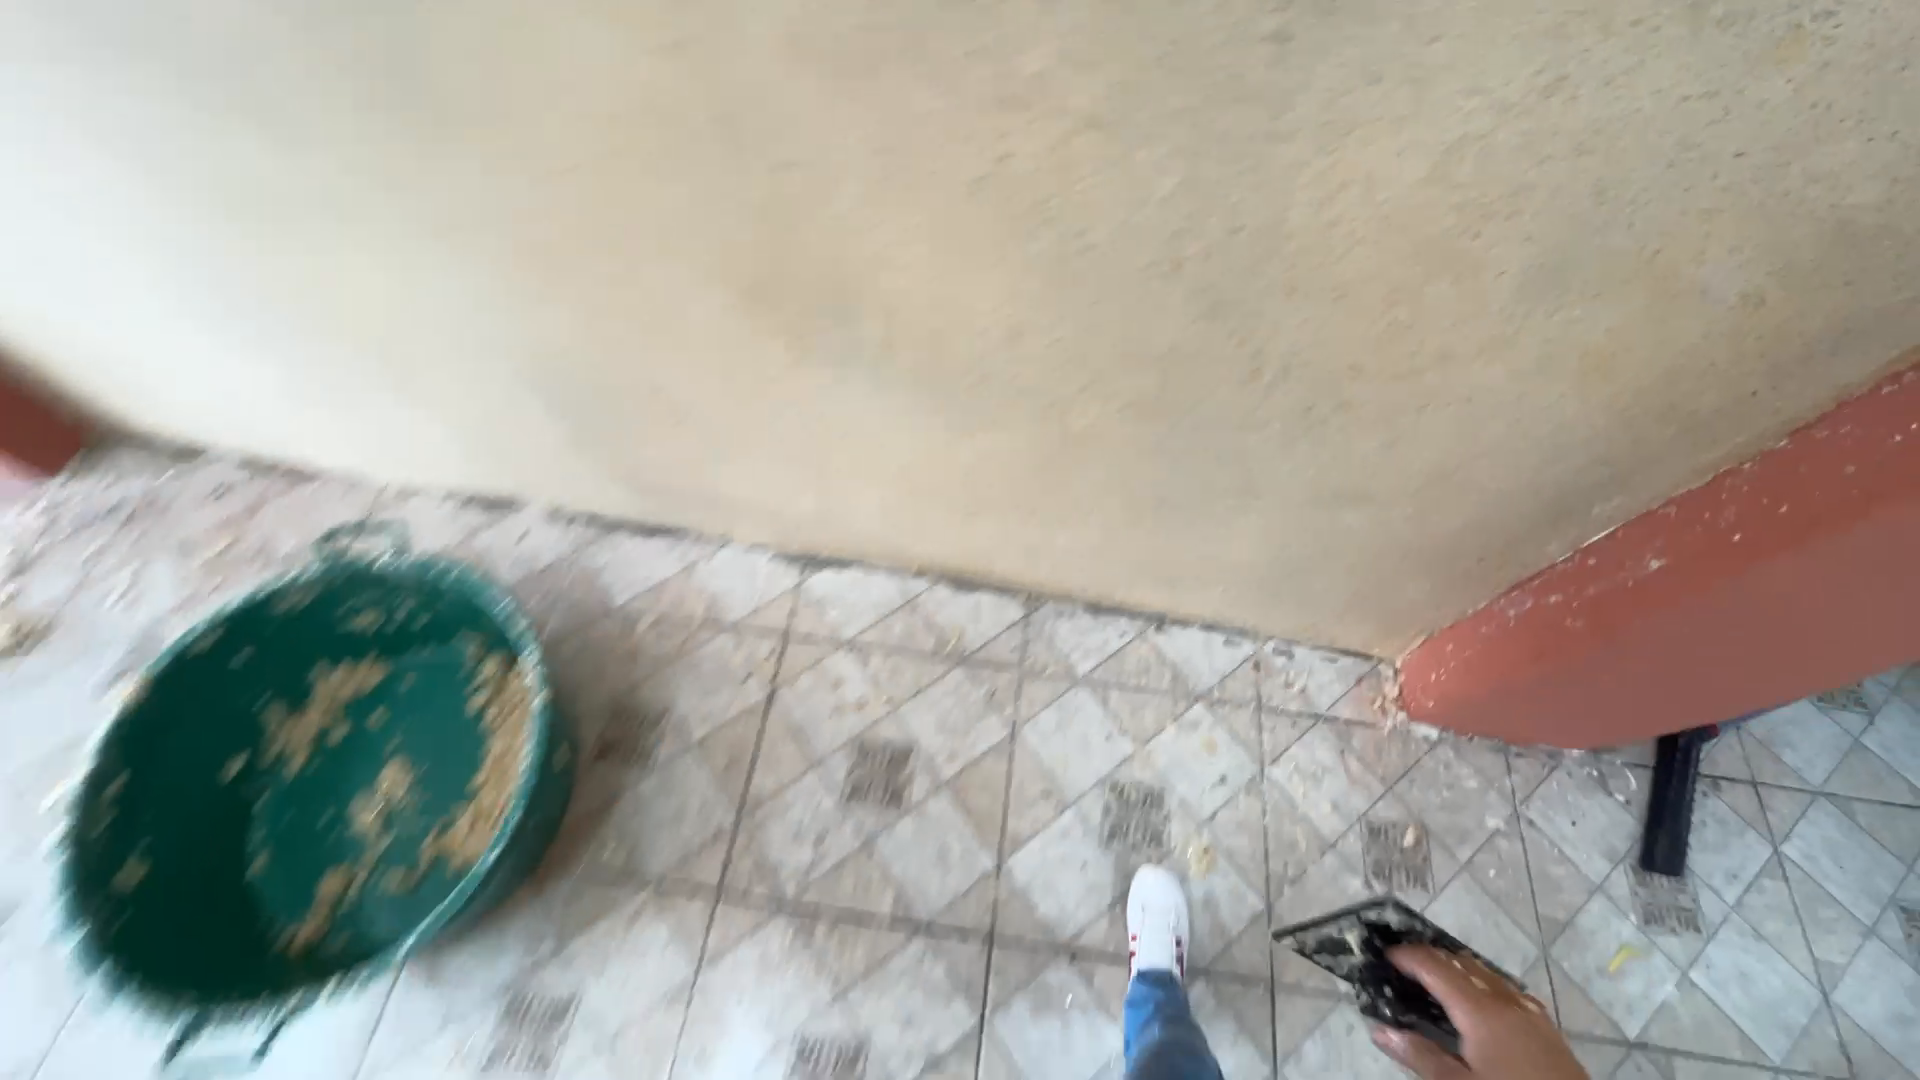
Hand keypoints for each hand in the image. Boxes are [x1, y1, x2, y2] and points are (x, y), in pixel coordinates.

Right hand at [1370, 945, 1587, 1079]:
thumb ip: (1421, 1056)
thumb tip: (1379, 1030)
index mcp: (1481, 1011)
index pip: (1436, 967)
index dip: (1408, 956)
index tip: (1384, 955)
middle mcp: (1506, 1002)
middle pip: (1463, 963)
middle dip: (1431, 958)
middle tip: (1404, 965)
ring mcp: (1532, 1015)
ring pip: (1487, 974)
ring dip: (1458, 969)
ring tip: (1436, 979)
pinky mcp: (1548, 1031)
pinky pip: (1507, 991)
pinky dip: (1482, 985)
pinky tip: (1480, 1004)